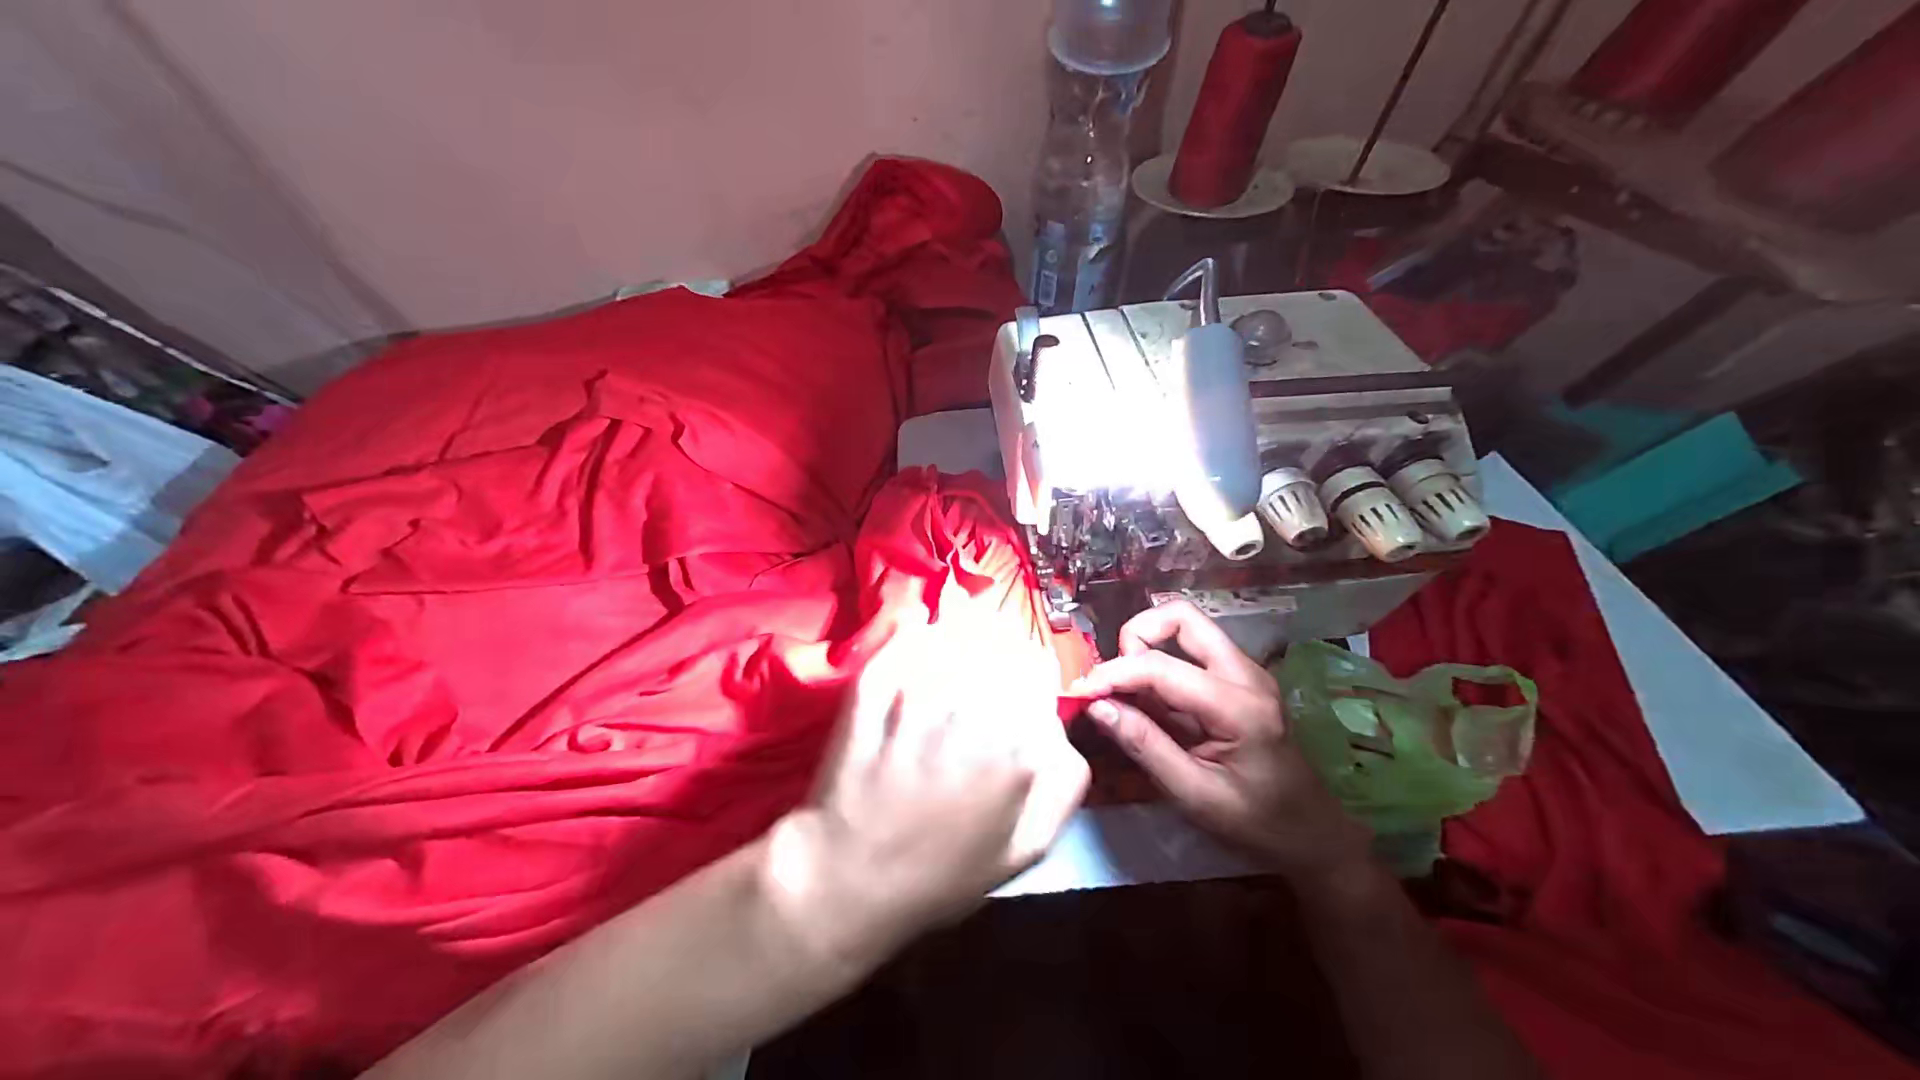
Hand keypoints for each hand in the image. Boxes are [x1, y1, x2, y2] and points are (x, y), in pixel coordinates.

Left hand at [765, 620, 1088, 969]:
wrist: (852, 881)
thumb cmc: (944, 873)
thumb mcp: (1027, 848)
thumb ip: (1063, 784)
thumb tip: (1058, 724)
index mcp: (1018, 753)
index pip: (1038, 674)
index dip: (1032, 666)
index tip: (1025, 667)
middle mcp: (973, 719)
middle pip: (998, 648)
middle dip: (1000, 637)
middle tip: (994, 635)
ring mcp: (917, 705)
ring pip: (952, 639)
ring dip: (959, 621)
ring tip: (958, 610)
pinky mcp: (870, 698)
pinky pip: (898, 646)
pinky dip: (911, 628)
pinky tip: (918, 622)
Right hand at [1073, 600, 1370, 883]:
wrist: (1312, 832)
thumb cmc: (1256, 821)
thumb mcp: (1194, 794)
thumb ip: (1145, 745)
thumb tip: (1096, 706)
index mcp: (1239, 705)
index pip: (1161, 666)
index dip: (1113, 674)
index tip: (1079, 693)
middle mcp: (1245, 673)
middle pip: (1180, 617)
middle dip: (1135, 636)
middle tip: (1113, 680)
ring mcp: (1244, 672)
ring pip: (1184, 628)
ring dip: (1146, 649)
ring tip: (1126, 694)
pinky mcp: (1237, 679)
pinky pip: (1190, 652)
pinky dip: (1159, 666)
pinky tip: (1148, 704)